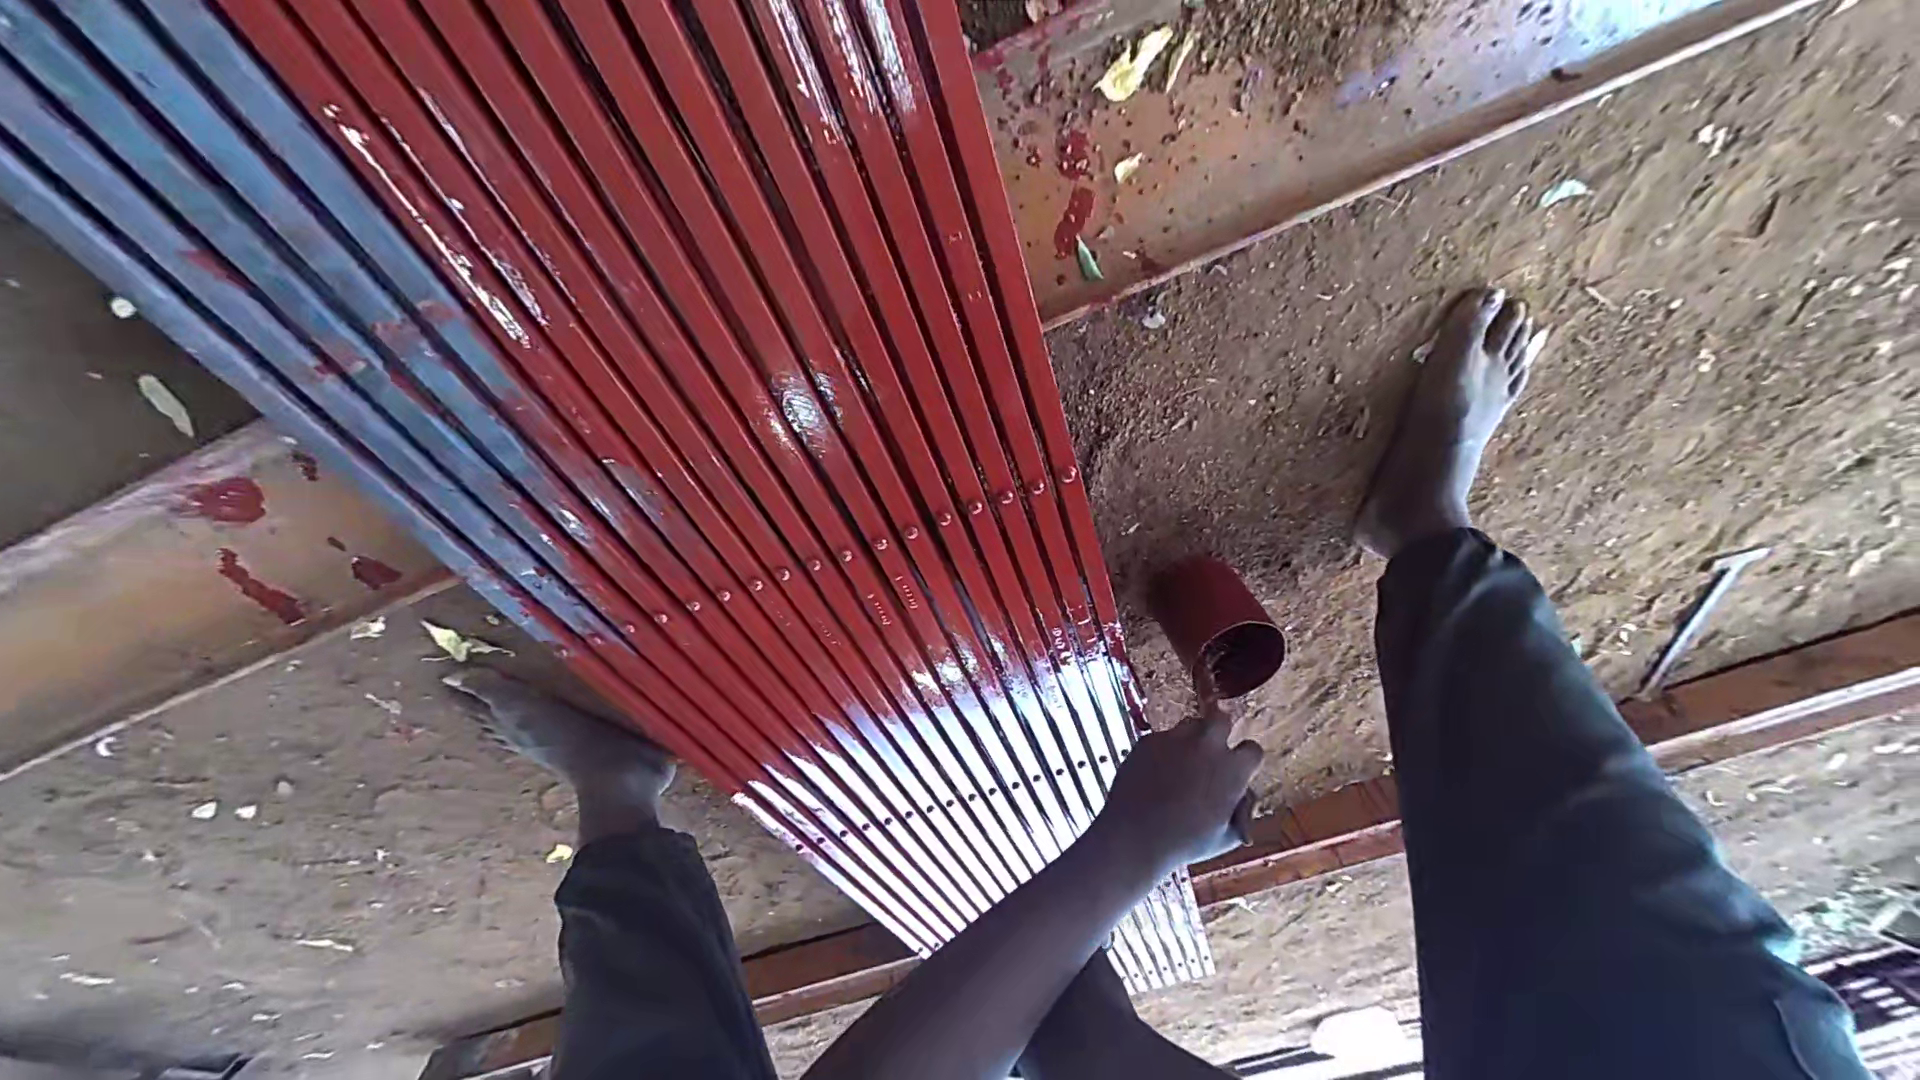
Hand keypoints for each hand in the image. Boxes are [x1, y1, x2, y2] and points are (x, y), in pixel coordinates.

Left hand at [1093, 701, 1263, 877]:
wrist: (1136, 834)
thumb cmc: (1186, 841)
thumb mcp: (1227, 834)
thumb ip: (1241, 809)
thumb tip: (1243, 793)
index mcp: (1232, 768)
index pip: (1253, 748)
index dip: (1247, 760)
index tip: (1240, 769)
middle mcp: (1206, 745)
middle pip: (1221, 718)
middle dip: (1221, 730)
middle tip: (1214, 749)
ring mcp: (1174, 739)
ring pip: (1190, 724)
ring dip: (1192, 737)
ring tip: (1185, 761)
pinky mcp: (1149, 739)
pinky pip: (1163, 737)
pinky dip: (1165, 749)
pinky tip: (1158, 770)